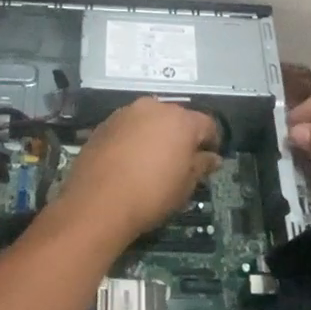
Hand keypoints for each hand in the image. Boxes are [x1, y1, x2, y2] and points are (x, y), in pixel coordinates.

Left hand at [56, 98, 219, 243]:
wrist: (97, 202)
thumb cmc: (151, 194)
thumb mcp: (185, 185)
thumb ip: (201, 166)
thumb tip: (212, 158)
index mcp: (180, 120)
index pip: (207, 124)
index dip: (212, 142)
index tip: (209, 159)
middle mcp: (154, 107)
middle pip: (176, 118)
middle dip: (182, 136)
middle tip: (180, 161)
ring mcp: (126, 113)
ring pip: (150, 120)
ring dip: (156, 135)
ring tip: (153, 161)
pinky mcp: (104, 124)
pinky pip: (128, 127)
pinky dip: (134, 138)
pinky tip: (129, 161)